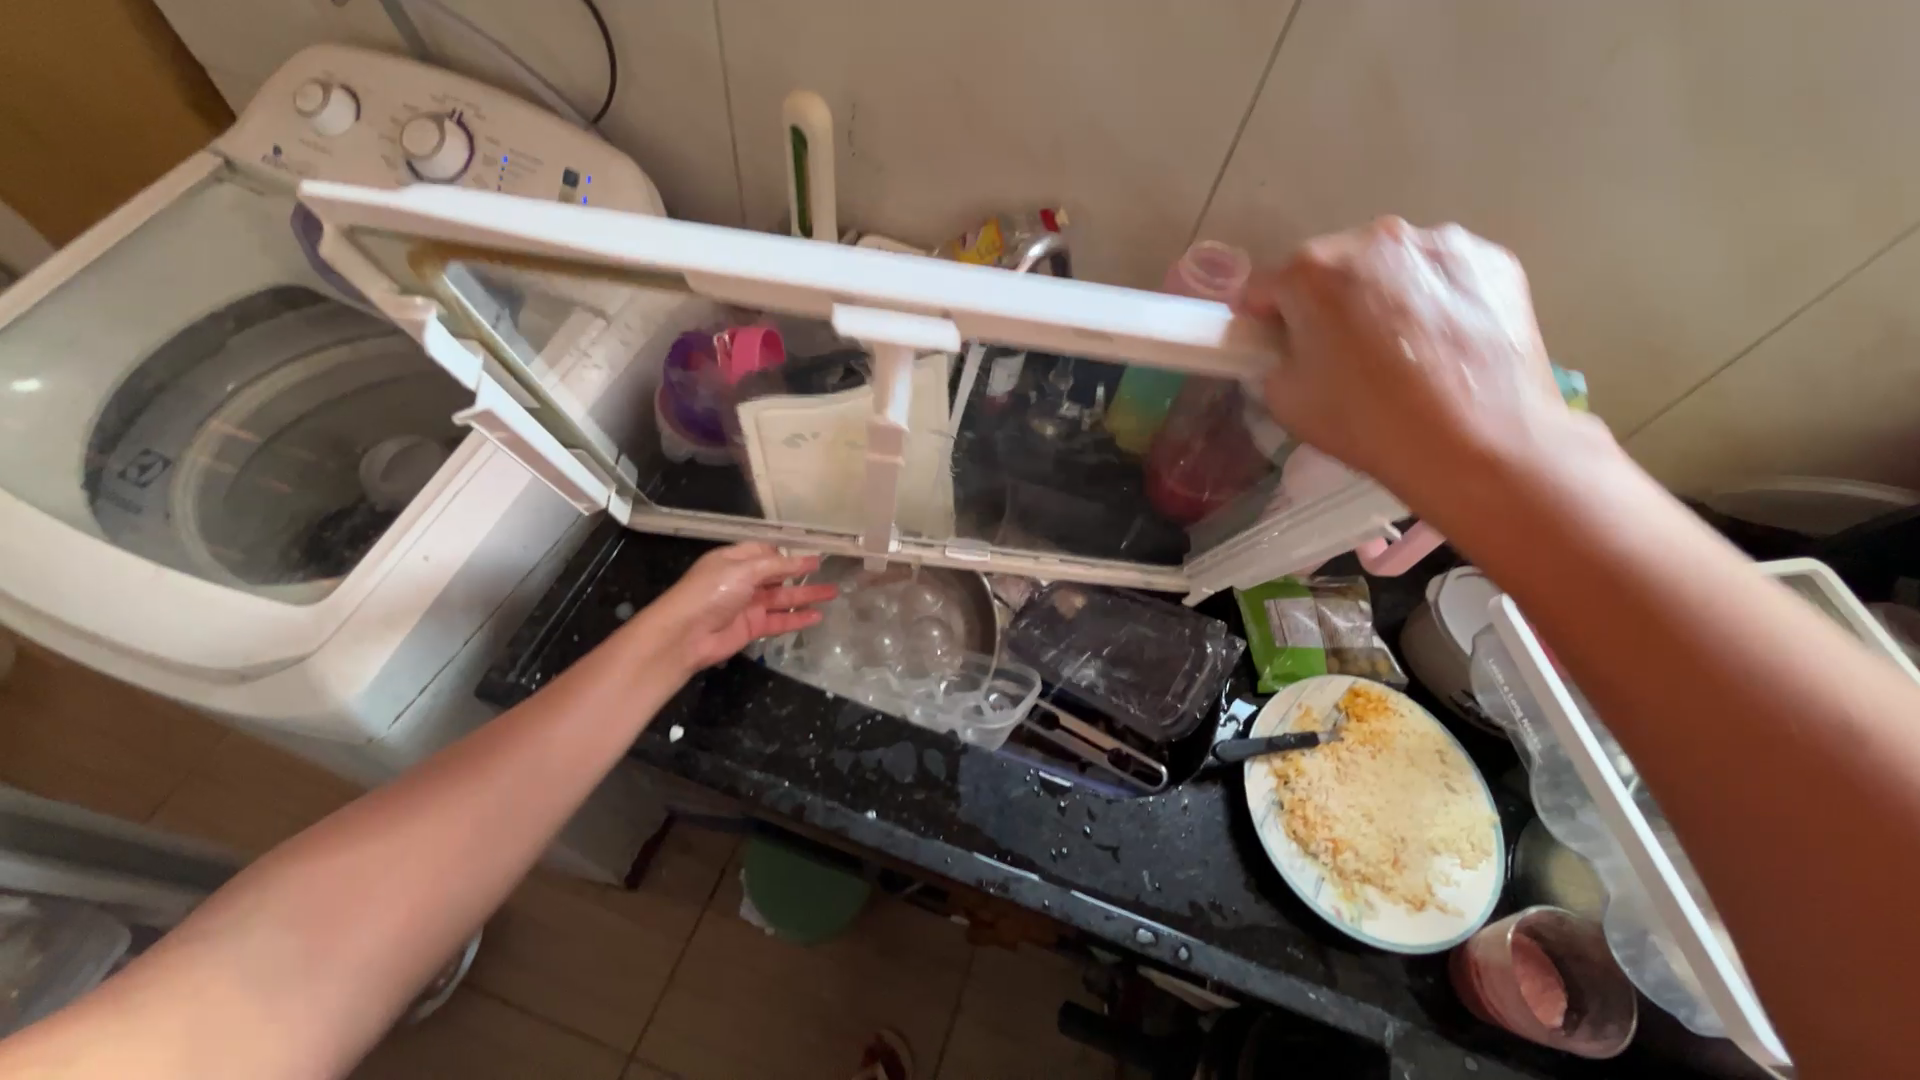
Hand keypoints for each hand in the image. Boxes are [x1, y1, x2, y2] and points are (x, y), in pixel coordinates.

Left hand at [639, 544, 837, 673]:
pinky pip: (779, 621)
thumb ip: (776, 566)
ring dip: (806, 596)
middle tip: (828, 573)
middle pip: (777, 575)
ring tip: (833, 594)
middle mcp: (741, 581)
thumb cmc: (711, 592)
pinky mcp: (751, 628)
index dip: (787, 554)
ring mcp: (747, 605)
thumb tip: (799, 559)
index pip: (765, 552)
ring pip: (782, 599)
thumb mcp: (744, 570)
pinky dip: (798, 619)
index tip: (812, 556)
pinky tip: (818, 616)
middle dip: (801, 574)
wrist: (685, 635)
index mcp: (733, 560)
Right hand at [1244, 217, 1580, 499]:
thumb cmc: (1368, 423)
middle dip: (1329, 301)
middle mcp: (1374, 239)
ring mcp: (1441, 243)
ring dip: (1385, 295)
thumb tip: (1292, 350)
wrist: (1480, 444)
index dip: (1266, 321)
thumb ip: (1276, 360)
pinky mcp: (1493, 259)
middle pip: (1332, 267)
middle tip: (1344, 354)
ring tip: (1404, 351)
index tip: (1278, 348)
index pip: (1266, 286)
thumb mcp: (1286, 401)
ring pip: (1391, 266)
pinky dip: (1436, 299)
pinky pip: (1443, 274)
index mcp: (1311, 271)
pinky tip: (1445, 345)